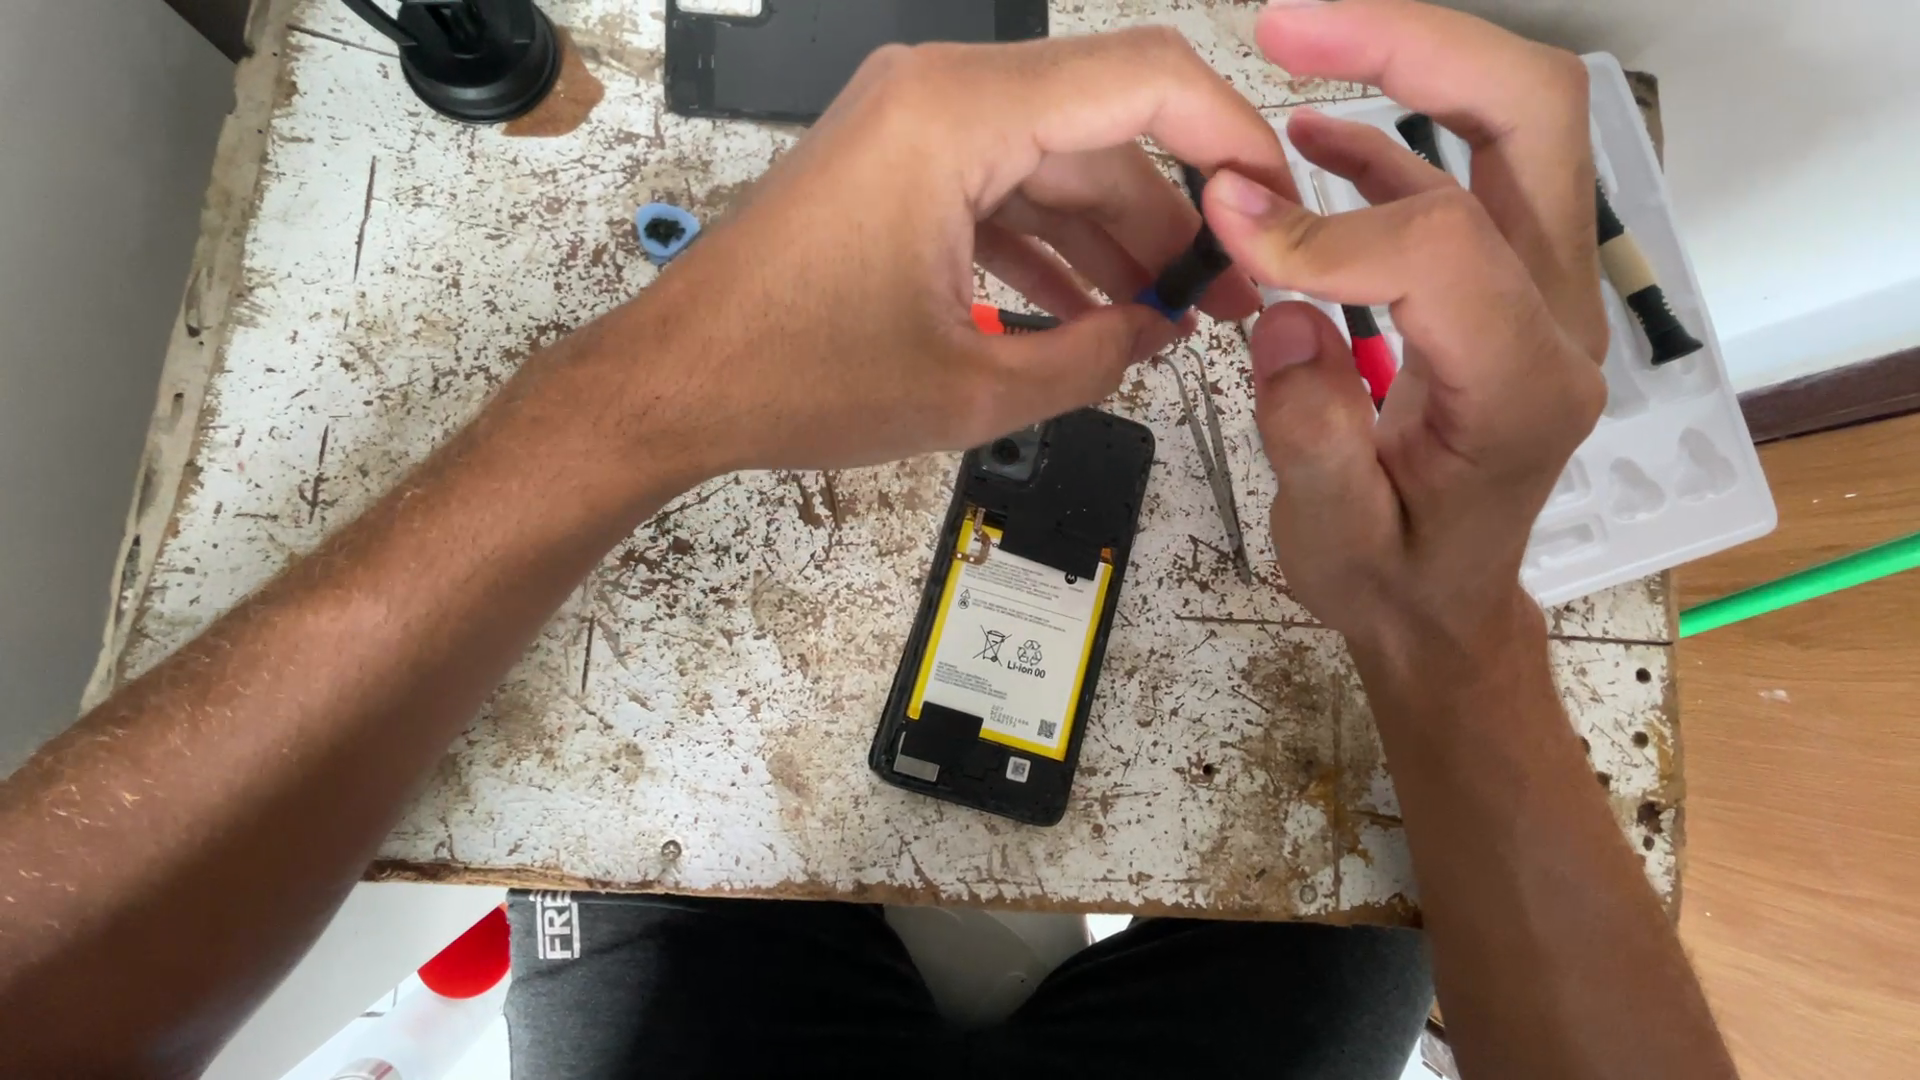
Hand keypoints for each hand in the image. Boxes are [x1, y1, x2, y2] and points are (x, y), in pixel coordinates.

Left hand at [634, 29, 1296, 473]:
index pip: (1145, 79)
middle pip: (1102, 134)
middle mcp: (937, 100)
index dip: (1230, 138)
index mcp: (958, 118)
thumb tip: (1151, 338)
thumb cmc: (796, 380)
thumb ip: (1087, 363)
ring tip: (1164, 318)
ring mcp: (912, 137)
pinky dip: (1049, 251)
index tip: (1269, 207)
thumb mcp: (968, 390)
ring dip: (1113, 242)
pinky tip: (1088, 308)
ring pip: (1052, 170)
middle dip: (1172, 219)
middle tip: (1219, 298)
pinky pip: (1000, 200)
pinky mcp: (895, 181)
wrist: (679, 387)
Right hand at [1202, 0, 1607, 651]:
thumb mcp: (1332, 532)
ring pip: (1507, 128)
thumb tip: (1284, 311)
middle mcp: (1553, 316)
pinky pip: (1460, 182)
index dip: (1319, 228)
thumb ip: (1311, 431)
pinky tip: (1312, 135)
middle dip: (1413, 48)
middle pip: (1529, 119)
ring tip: (1290, 47)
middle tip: (1292, 23)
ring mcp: (1534, 295)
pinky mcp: (1494, 293)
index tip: (1223, 226)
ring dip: (1404, 64)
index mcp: (1520, 385)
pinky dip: (1389, 137)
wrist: (1439, 605)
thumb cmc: (1386, 579)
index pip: (1436, 248)